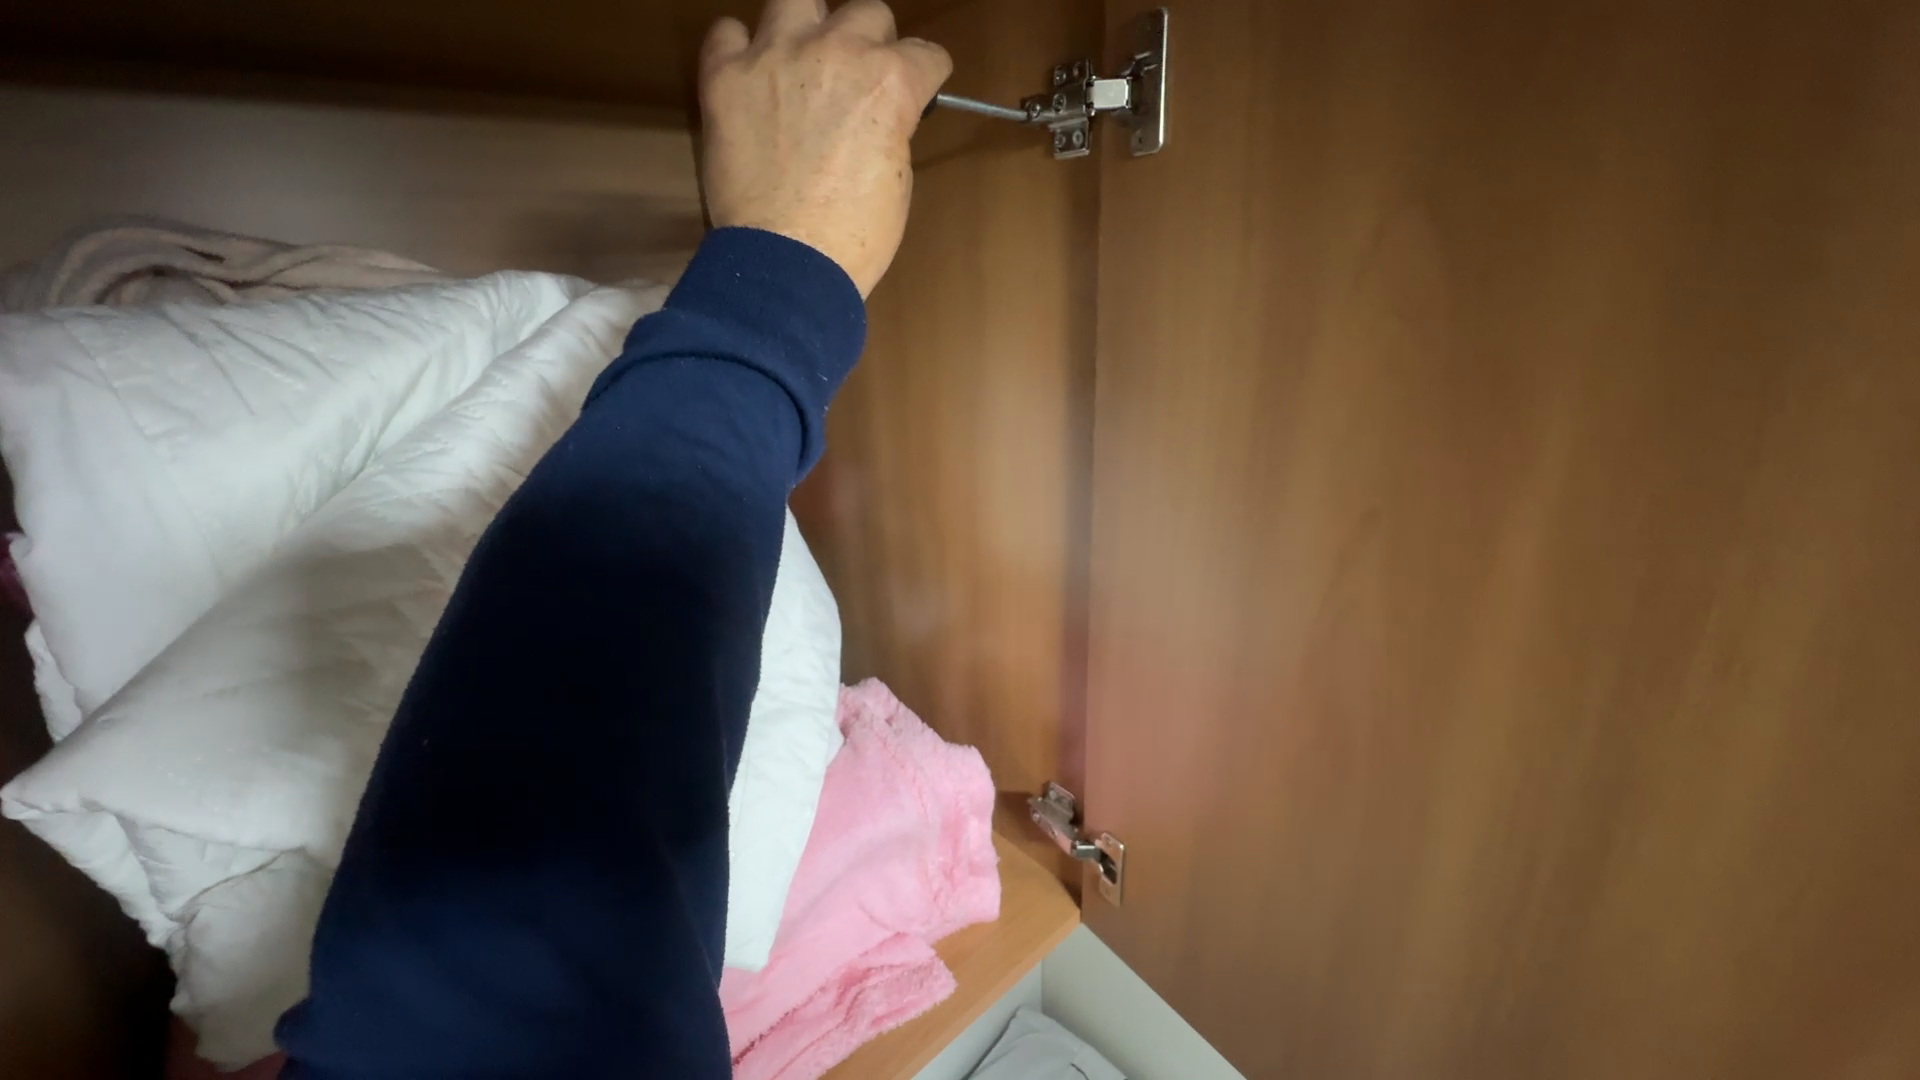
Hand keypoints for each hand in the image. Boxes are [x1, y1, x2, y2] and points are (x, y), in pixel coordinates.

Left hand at [698, 0, 952, 297]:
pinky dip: (740, 49)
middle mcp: (836, 52)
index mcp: (890, 83)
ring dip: (807, 26)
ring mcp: (775, 57)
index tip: (918, 89)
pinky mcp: (725, 77)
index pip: (925, 54)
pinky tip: (751, 78)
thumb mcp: (897, 183)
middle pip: (866, 12)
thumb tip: (880, 118)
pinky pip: (727, 31)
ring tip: (802, 63)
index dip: (925, 76)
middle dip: (871, 44)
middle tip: (859, 82)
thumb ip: (891, 129)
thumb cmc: (855, 240)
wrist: (788, 265)